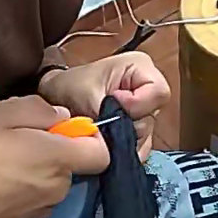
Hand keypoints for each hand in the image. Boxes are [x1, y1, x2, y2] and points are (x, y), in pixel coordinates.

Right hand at [0, 96, 108, 217]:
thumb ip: (37, 110)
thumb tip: (61, 117)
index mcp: (58, 159)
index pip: (102, 152)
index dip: (88, 135)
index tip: (60, 125)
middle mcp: (59, 189)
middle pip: (73, 164)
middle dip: (52, 148)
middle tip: (12, 136)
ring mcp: (43, 210)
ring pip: (53, 180)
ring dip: (35, 167)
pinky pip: (35, 196)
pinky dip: (22, 186)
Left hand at [39, 52, 170, 157]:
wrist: (58, 97)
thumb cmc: (72, 86)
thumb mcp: (88, 94)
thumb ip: (109, 114)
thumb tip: (122, 139)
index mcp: (141, 68)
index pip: (159, 93)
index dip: (138, 104)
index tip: (113, 103)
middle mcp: (148, 89)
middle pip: (153, 116)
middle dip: (128, 125)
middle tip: (104, 119)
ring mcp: (144, 111)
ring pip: (147, 135)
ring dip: (124, 139)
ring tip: (102, 130)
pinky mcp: (138, 129)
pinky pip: (140, 147)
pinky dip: (123, 149)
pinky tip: (108, 142)